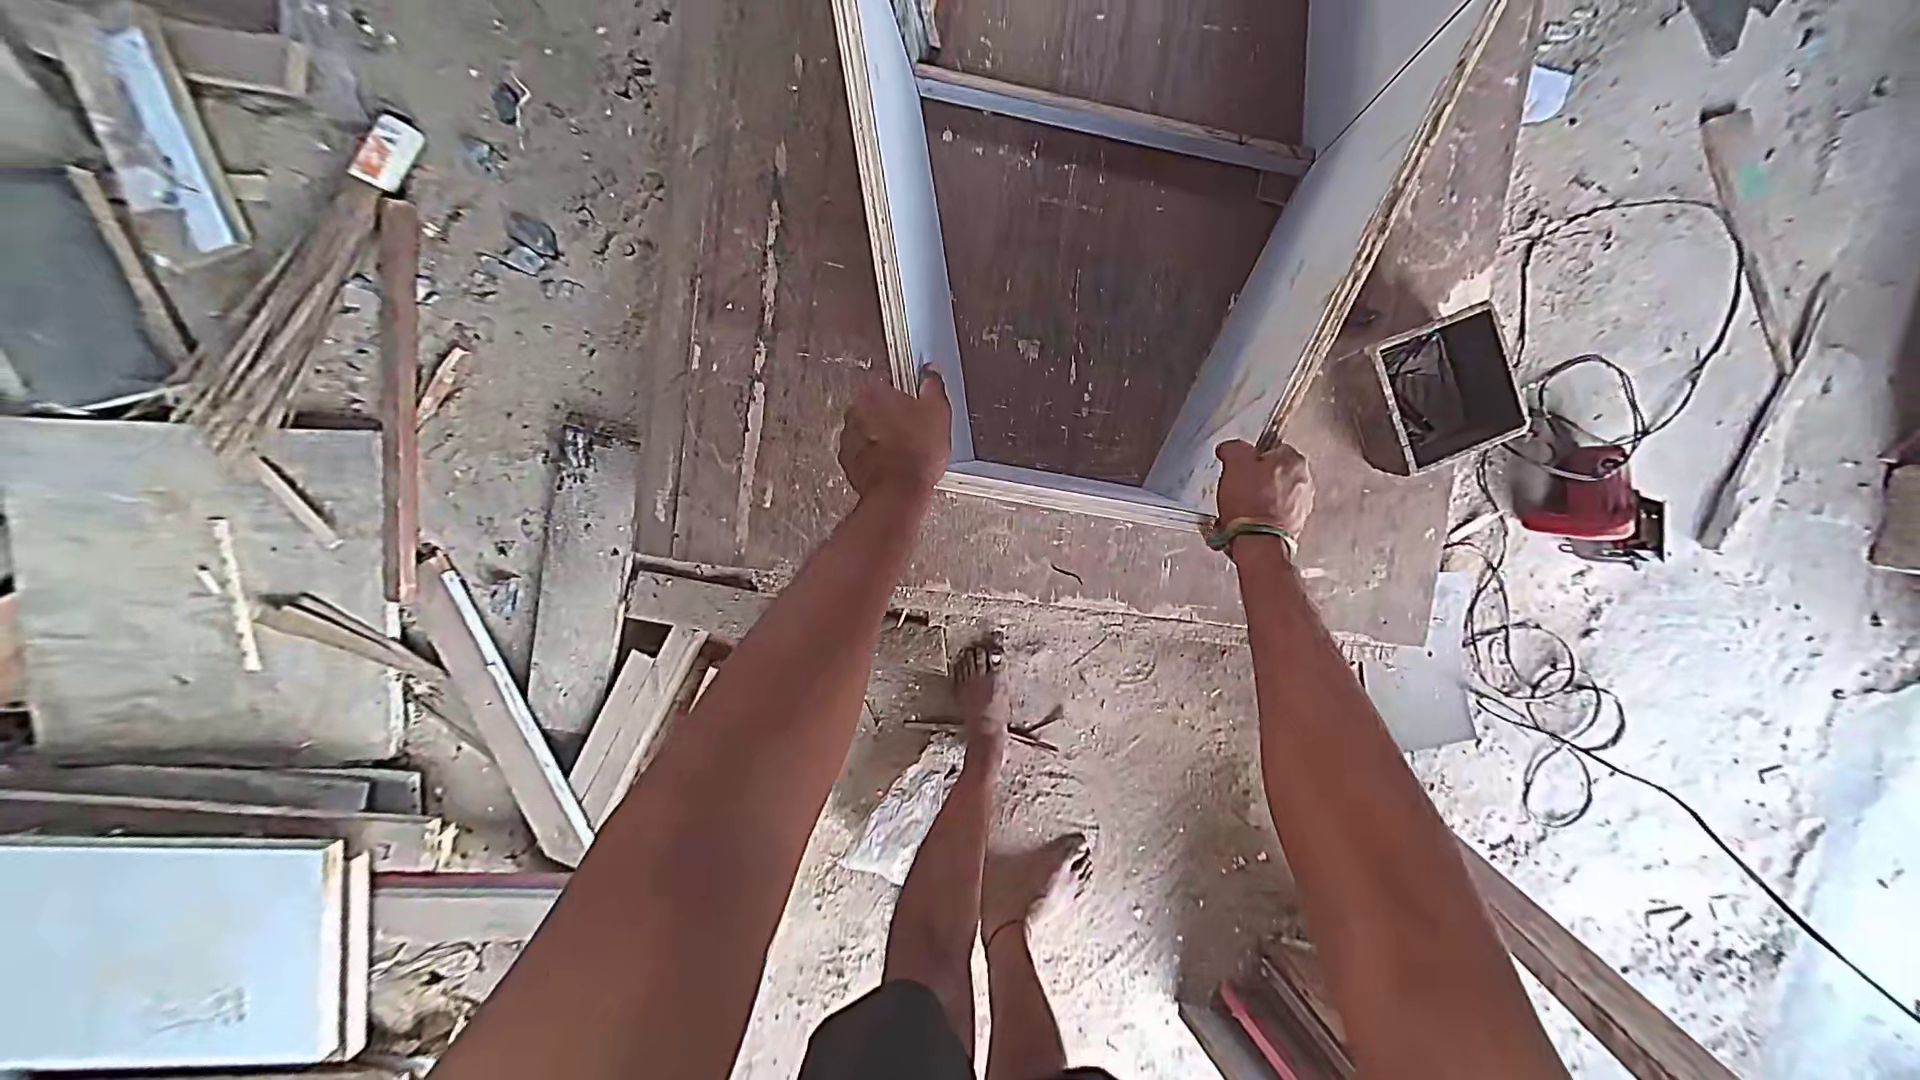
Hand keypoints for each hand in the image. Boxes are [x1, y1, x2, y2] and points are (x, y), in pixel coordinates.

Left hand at [838, 369, 951, 500]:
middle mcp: (854, 413)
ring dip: (882, 439)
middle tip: (914, 431)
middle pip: (875, 408)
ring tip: (906, 452)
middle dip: (892, 418)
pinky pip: (864, 455)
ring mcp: (849, 439)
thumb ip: (933, 386)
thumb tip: (931, 375)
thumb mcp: (938, 412)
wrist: (899, 492)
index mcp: (873, 393)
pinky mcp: (849, 464)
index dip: (906, 396)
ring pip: (867, 432)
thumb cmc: (915, 454)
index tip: (917, 406)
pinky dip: (876, 458)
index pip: (887, 383)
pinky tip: (895, 466)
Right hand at [1214, 439, 1312, 536]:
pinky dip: (1262, 517)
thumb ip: (1234, 449)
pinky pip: (1274, 514)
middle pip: (1273, 473)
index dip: (1249, 459)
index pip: (1269, 449)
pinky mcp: (1295, 524)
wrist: (1259, 542)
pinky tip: (1247, 522)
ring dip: (1259, 500)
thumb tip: (1230, 448)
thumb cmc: (1250, 503)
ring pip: (1274, 494)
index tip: (1237, 469)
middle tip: (1236, 489)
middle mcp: (1304, 480)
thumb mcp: (1235, 464)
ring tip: (1239, 510)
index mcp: (1293, 459)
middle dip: (1255, 480)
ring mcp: (1302, 504)